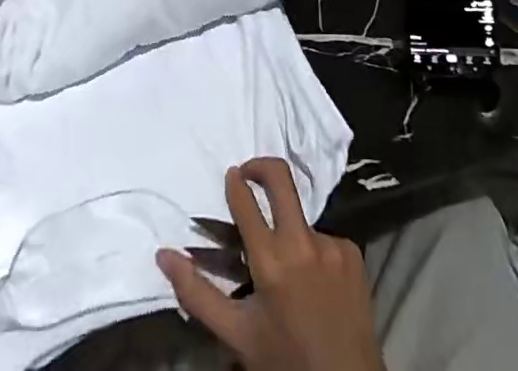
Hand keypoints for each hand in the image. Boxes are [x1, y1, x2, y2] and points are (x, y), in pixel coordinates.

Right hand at [157, 158, 384, 370]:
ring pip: (301, 221)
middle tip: (249, 171)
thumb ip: (196, 293)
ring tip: (288, 275)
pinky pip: (324, 240)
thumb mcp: (235, 333)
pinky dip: (313, 252)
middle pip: (282, 180)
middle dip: (262, 166)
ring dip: (289, 233)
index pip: (247, 204)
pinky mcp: (353, 252)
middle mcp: (304, 243)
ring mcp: (333, 244)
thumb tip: (164, 254)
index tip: (231, 174)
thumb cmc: (284, 358)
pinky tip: (313, 284)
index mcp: (271, 262)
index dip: (235, 184)